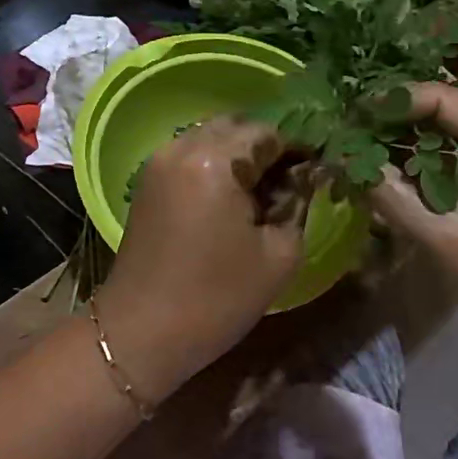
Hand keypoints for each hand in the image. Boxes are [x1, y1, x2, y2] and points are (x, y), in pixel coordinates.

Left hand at [93, 118, 306, 403]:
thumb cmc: (216, 297)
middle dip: (265, 147)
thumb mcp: (278, 256)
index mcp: (215, 160)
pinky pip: (188, 156)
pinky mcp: (146, 181)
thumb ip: (298, 206)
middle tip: (289, 181)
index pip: (266, 133)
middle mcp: (181, 148)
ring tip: (260, 192)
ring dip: (237, 154)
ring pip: (208, 138)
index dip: (297, 148)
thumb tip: (305, 181)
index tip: (317, 171)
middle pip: (234, 128)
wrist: (140, 331)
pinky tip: (229, 198)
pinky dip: (212, 164)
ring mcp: (158, 162)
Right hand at [368, 83, 457, 353]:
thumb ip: (391, 195)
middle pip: (440, 110)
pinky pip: (444, 155)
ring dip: (397, 139)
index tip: (351, 117)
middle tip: (346, 133)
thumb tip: (342, 158)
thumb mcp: (443, 236)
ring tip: (355, 148)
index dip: (393, 103)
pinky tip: (380, 169)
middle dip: (390, 121)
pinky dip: (412, 160)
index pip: (444, 99)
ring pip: (438, 131)